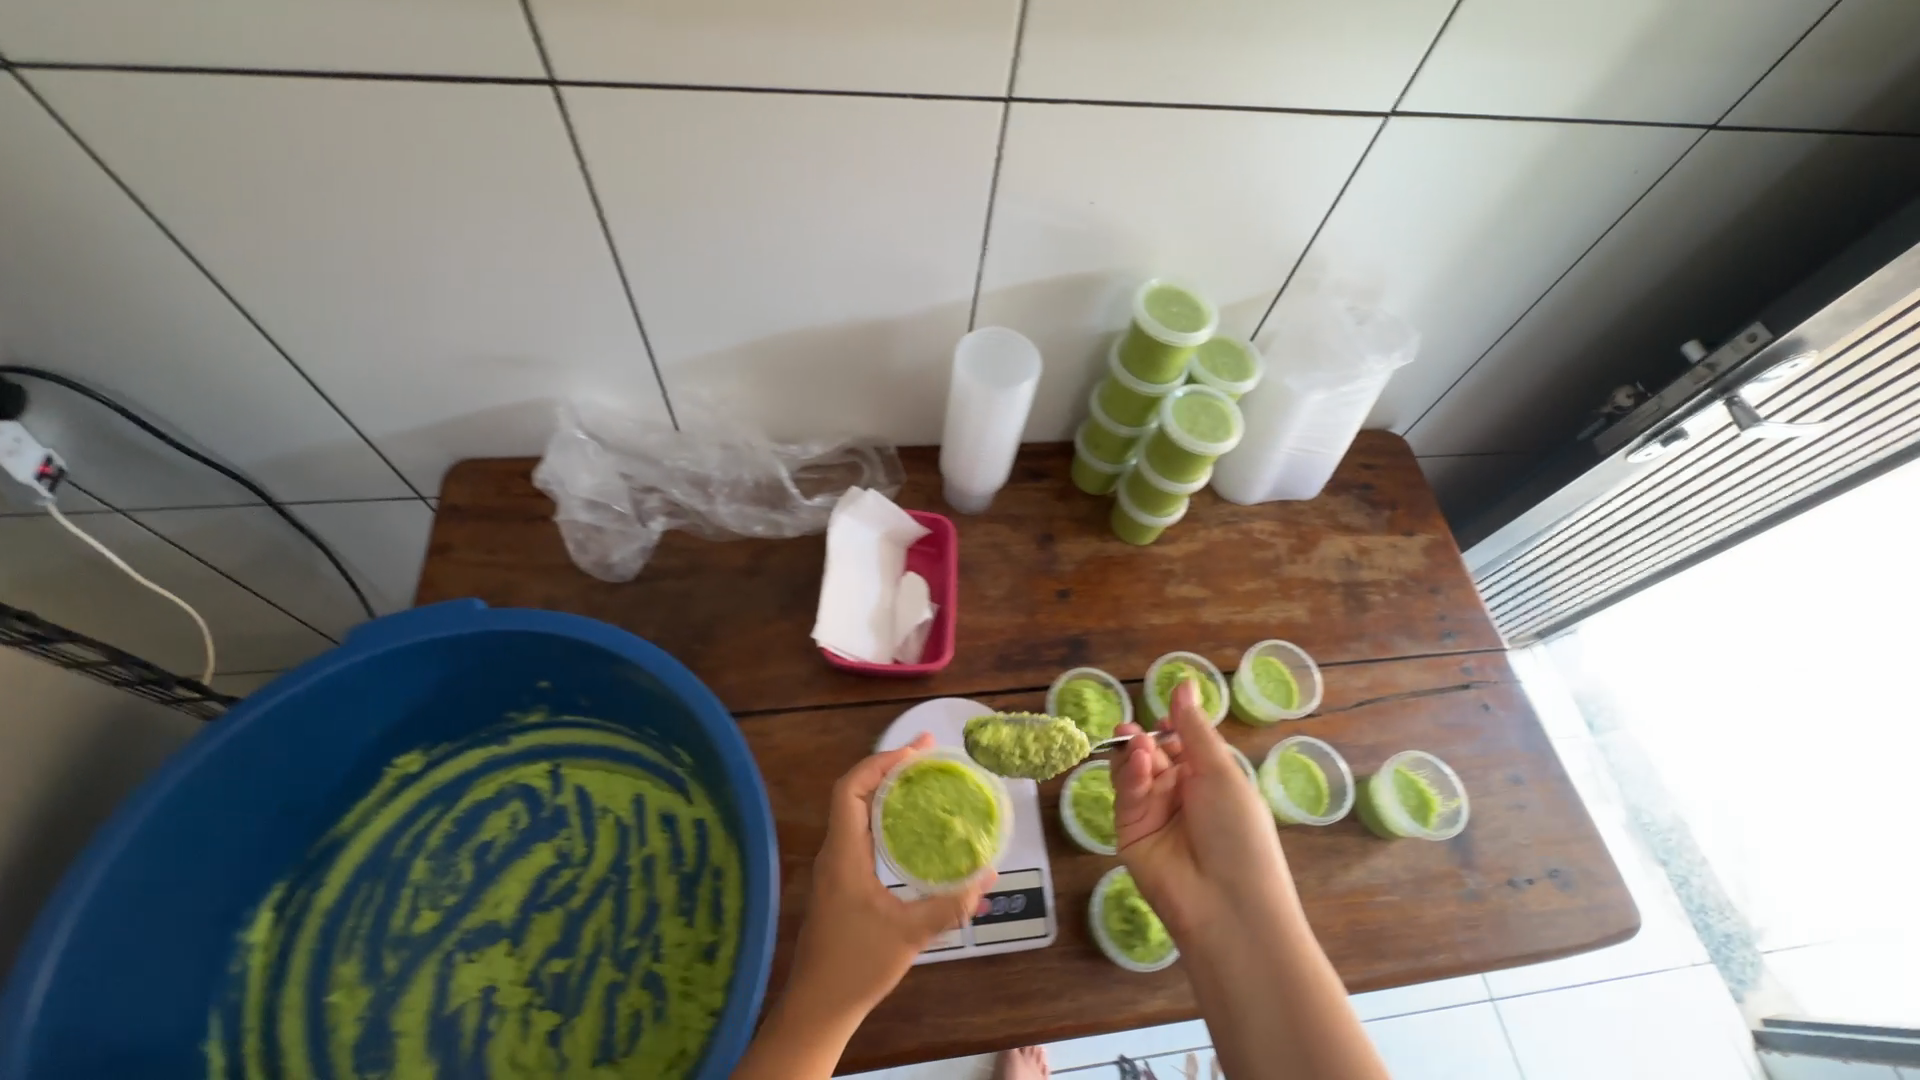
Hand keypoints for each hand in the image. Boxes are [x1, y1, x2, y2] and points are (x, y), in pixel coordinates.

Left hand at [784, 733, 997, 1021]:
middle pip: (855, 792)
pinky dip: (884, 816)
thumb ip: (950, 904)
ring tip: (923, 780)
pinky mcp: (840, 881)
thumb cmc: (857, 966)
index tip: (915, 752)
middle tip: (928, 755)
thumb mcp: (910, 934)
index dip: (880, 763)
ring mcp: (835, 866)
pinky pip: (861, 832)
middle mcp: (835, 852)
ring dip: (886, 790)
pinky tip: (910, 827)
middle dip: (890, 768)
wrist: (817, 1007)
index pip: (852, 789)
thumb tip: (988, 875)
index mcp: (844, 854)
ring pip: (857, 812)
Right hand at [1113, 679, 1298, 939]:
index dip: (1172, 725)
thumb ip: (1194, 728)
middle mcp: (1180, 794)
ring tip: (1137, 746)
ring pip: (1133, 770)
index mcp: (1210, 779)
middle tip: (1133, 730)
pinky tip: (1138, 763)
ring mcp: (1153, 813)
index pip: (1183, 742)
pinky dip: (1129, 775)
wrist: (1226, 905)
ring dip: (1134, 753)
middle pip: (1153, 753)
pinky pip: (1126, 794)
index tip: (1165, 709)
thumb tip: (1185, 681)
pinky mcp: (1129, 831)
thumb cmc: (1239, 833)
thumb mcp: (1222, 773)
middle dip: (1145, 739)